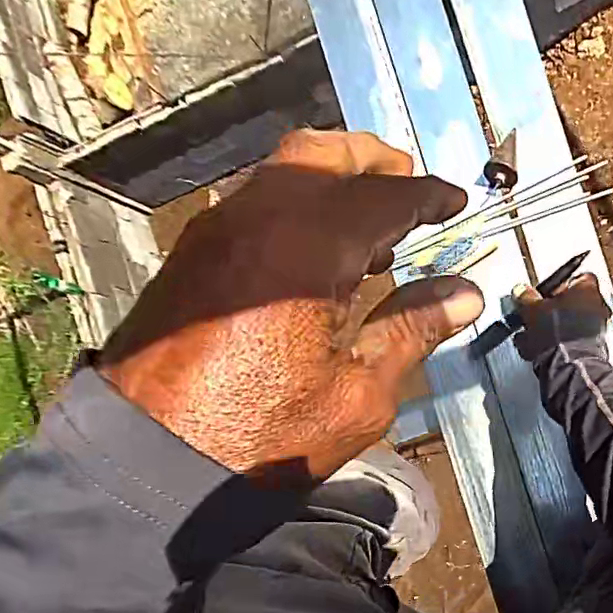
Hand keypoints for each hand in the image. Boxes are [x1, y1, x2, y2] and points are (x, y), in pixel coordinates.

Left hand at [97, 130, 480, 485]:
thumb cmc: (258, 436)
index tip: (453, 203)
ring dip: (329, 185)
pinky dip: (289, 209)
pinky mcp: (188, 255)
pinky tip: (306, 260)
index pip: (384, 197)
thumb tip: (461, 293)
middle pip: (323, 154)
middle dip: (373, 162)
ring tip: (362, 238)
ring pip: (280, 174)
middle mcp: (256, 218)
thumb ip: (410, 331)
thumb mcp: (355, 396)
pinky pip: (249, 205)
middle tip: (407, 194)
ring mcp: (214, 232)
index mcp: (307, 246)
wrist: (150, 458)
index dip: (427, 196)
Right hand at [511, 271, 612, 361]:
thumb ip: (526, 297)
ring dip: (552, 326)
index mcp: (587, 289)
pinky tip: (539, 349)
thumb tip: (521, 291)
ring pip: (571, 322)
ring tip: (532, 334)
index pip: (576, 276)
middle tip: (535, 313)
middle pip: (572, 301)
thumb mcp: (532, 309)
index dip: (557, 283)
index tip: (543, 291)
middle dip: (552, 308)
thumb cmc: (558, 332)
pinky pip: (571, 339)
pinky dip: (557, 342)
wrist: (568, 364)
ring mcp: (597, 328)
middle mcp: (598, 306)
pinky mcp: (590, 347)